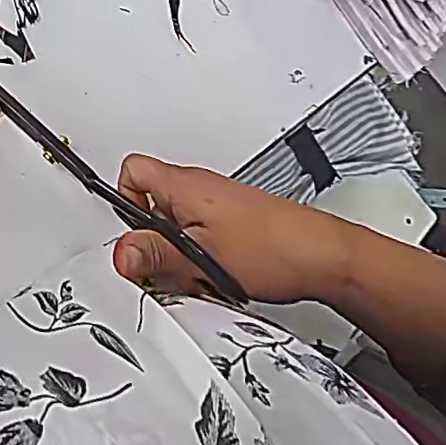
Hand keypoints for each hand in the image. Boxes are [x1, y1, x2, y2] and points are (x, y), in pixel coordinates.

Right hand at [109, 154, 368, 303]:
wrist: (326, 255)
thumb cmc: (275, 247)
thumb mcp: (203, 258)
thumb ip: (156, 255)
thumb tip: (120, 253)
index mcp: (183, 185)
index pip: (131, 172)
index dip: (122, 202)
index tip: (131, 236)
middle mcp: (197, 186)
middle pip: (149, 201)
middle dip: (152, 237)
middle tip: (166, 261)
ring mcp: (215, 201)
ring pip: (173, 220)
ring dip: (177, 249)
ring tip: (197, 270)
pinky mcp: (230, 218)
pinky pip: (197, 230)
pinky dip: (198, 252)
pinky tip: (215, 273)